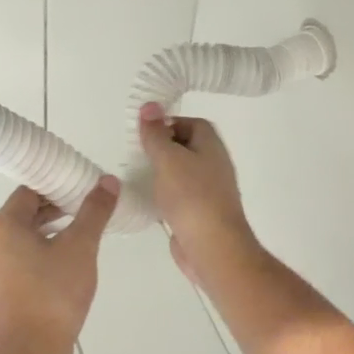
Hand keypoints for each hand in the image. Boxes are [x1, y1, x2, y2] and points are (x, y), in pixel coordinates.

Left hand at [0, 177, 119, 353]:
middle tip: (88, 210)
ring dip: (50, 233)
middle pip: (24, 214)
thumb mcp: (80, 247)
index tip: (83, 188)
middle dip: (56, 210)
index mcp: (3, 226)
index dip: (57, 186)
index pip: (29, 191)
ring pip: (23, 240)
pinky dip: (41, 256)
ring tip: (81, 237)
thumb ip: (94, 211)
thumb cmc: (53, 294)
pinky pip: (20, 262)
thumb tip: (107, 181)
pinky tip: (65, 268)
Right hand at [137, 103, 258, 283]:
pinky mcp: (201, 213)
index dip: (169, 124)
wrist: (212, 247)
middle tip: (138, 154)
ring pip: (183, 173)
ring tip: (139, 176)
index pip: (192, 123)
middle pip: (187, 147)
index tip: (145, 134)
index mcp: (211, 146)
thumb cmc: (191, 197)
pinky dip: (166, 196)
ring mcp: (210, 191)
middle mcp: (214, 165)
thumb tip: (150, 105)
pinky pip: (181, 196)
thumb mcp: (168, 159)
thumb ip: (156, 134)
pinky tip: (149, 201)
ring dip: (163, 173)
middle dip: (163, 149)